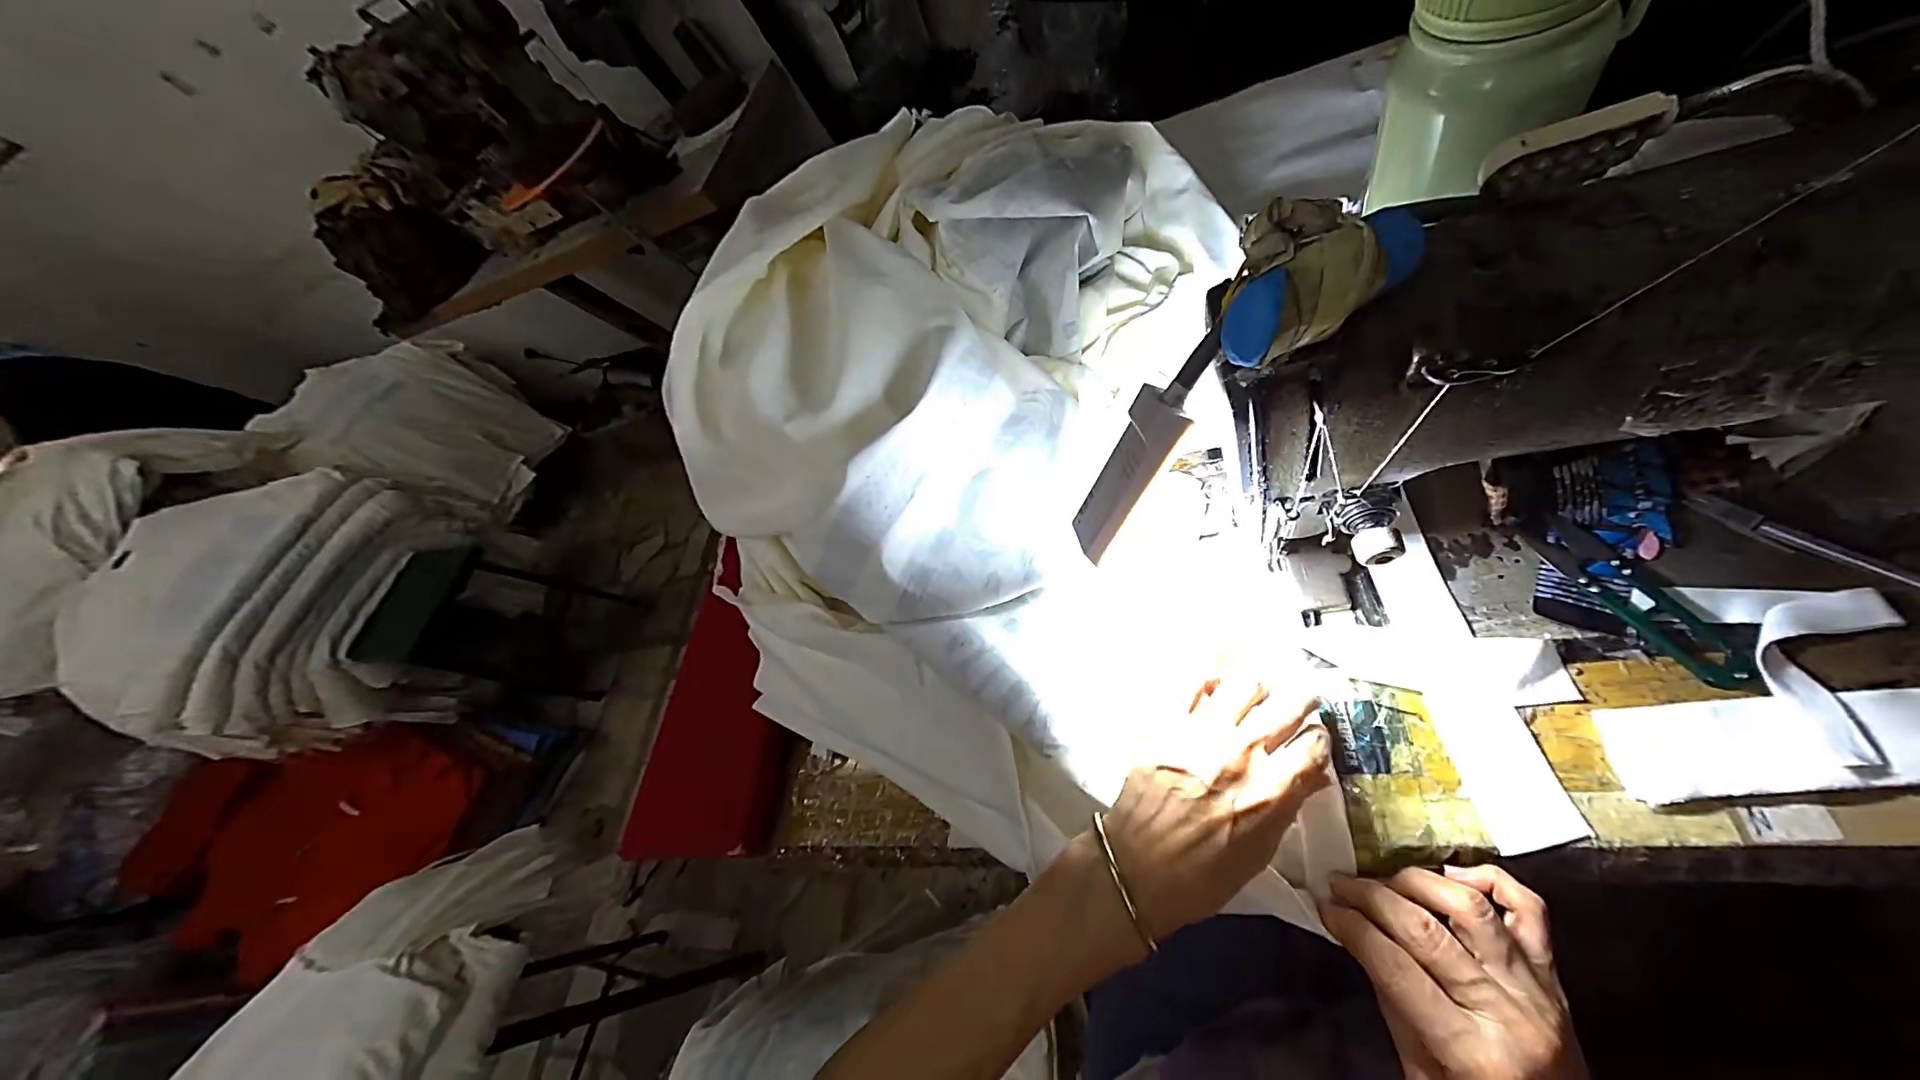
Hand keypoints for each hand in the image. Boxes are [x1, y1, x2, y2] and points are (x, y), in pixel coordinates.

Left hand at [1098, 677, 1330, 951]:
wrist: (1133, 868)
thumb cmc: (1201, 875)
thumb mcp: (1259, 853)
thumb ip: (1287, 807)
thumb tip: (1312, 775)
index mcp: (1269, 791)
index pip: (1314, 743)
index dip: (1319, 738)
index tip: (1314, 739)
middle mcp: (1240, 754)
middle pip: (1287, 704)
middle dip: (1300, 700)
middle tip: (1298, 702)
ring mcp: (1201, 735)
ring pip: (1243, 684)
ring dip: (1256, 690)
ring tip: (1253, 699)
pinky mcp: (1167, 727)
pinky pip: (1192, 686)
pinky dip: (1209, 682)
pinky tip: (1213, 689)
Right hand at [1320, 866, 1586, 1079]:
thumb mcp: (1419, 1067)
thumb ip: (1392, 998)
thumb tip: (1354, 933)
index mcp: (1472, 1051)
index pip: (1393, 964)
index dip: (1350, 925)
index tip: (1325, 906)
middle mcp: (1508, 1013)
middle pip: (1424, 929)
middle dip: (1370, 896)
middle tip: (1341, 884)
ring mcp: (1537, 989)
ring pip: (1471, 906)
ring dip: (1416, 880)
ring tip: (1386, 878)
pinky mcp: (1553, 973)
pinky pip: (1530, 908)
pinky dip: (1490, 879)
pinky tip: (1453, 874)